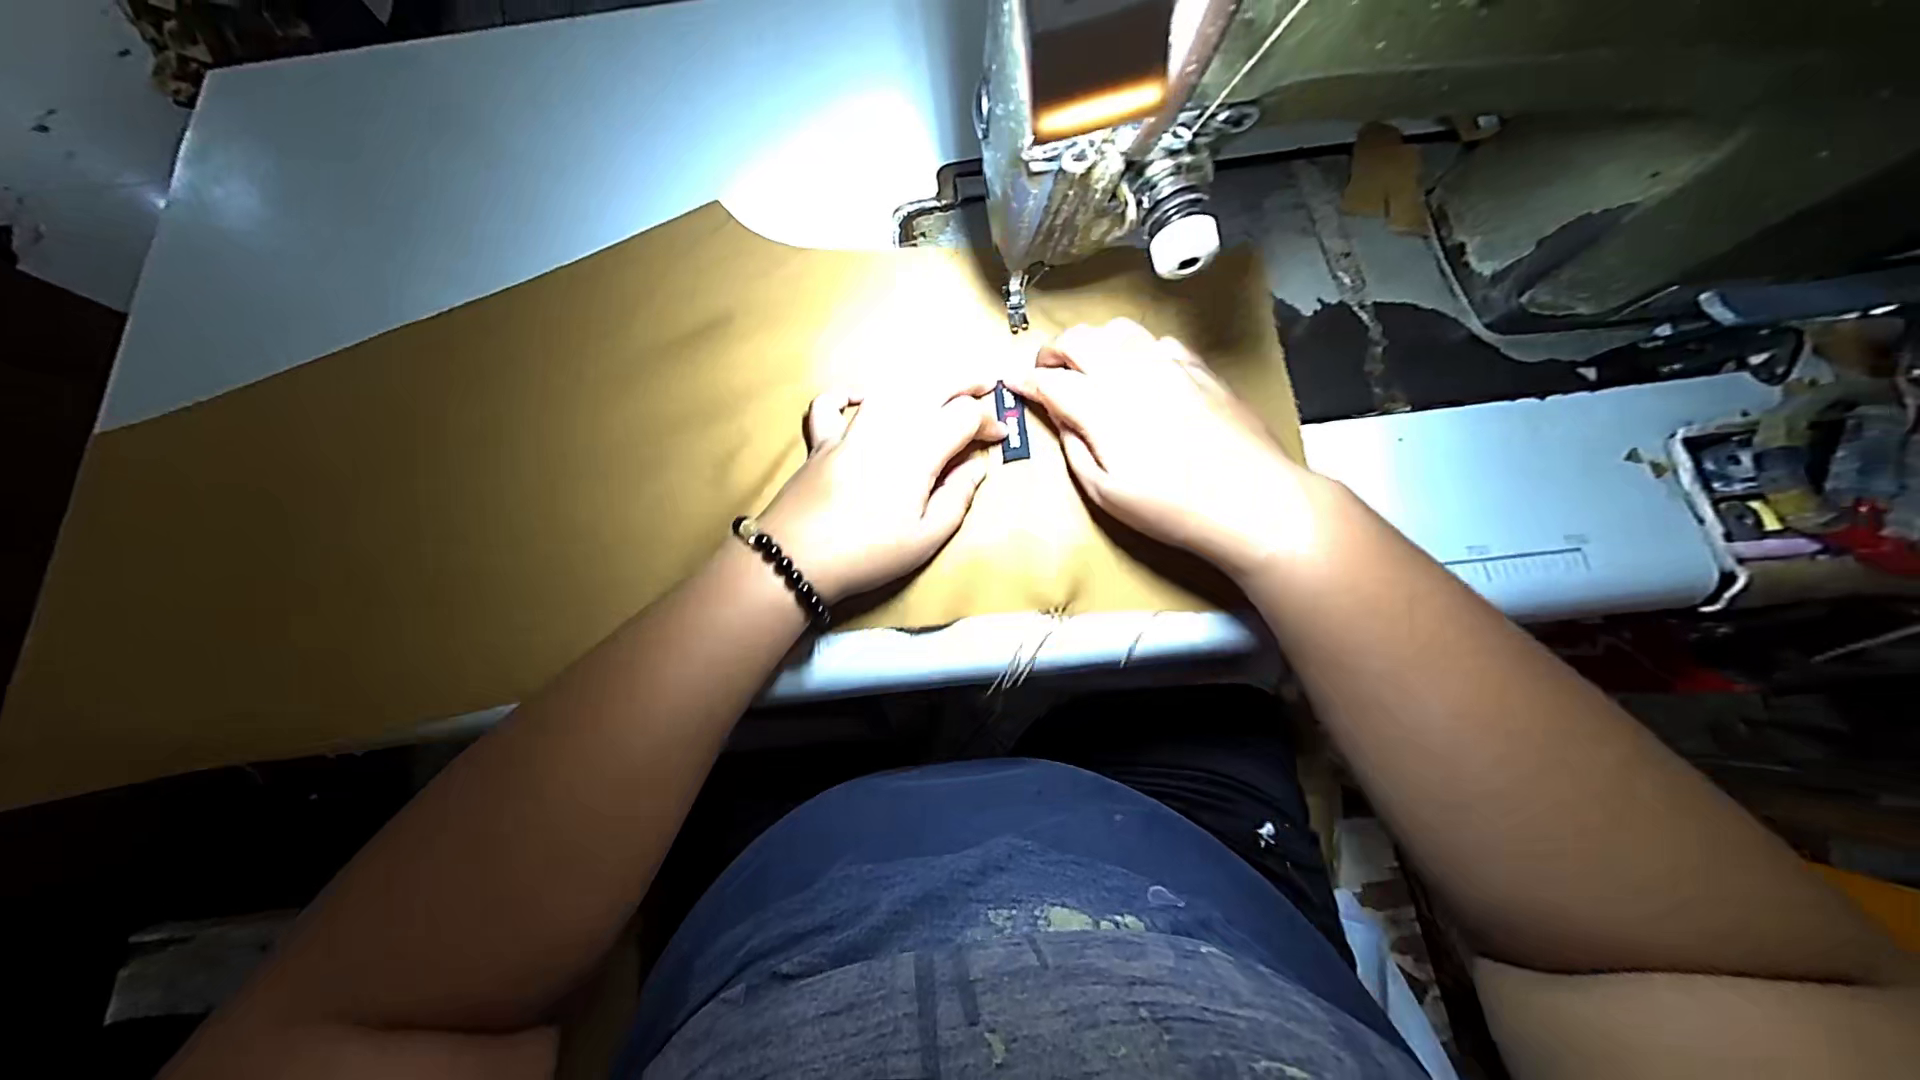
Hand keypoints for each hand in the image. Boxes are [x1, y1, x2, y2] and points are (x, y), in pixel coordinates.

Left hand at [754, 373, 1005, 601]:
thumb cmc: (868, 553)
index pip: (964, 416)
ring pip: (889, 389)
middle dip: (964, 382)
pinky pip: (829, 405)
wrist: (797, 559)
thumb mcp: (927, 538)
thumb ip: (957, 497)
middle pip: (931, 386)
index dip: (988, 421)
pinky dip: (845, 396)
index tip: (1000, 436)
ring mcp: (850, 430)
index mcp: (918, 450)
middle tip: (985, 385)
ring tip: (937, 387)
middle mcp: (886, 427)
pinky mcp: (820, 441)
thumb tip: (977, 467)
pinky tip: (859, 399)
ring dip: (918, 383)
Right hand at [1016, 318, 1323, 579]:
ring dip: (1093, 342)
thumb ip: (1074, 447)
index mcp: (1101, 406)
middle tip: (1046, 370)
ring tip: (1088, 365)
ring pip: (1118, 329)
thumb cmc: (1176, 508)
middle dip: (1054, 351)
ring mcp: (1170, 365)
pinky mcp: (1199, 369)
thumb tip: (1060, 418)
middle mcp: (1132, 373)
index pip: (1050, 379)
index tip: (1014, 382)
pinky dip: (1136, 348)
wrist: (1252, 501)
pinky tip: (1139, 370)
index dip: (1025, 379)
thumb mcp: (1106, 493)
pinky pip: (1158, 341)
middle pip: (1079, 339)